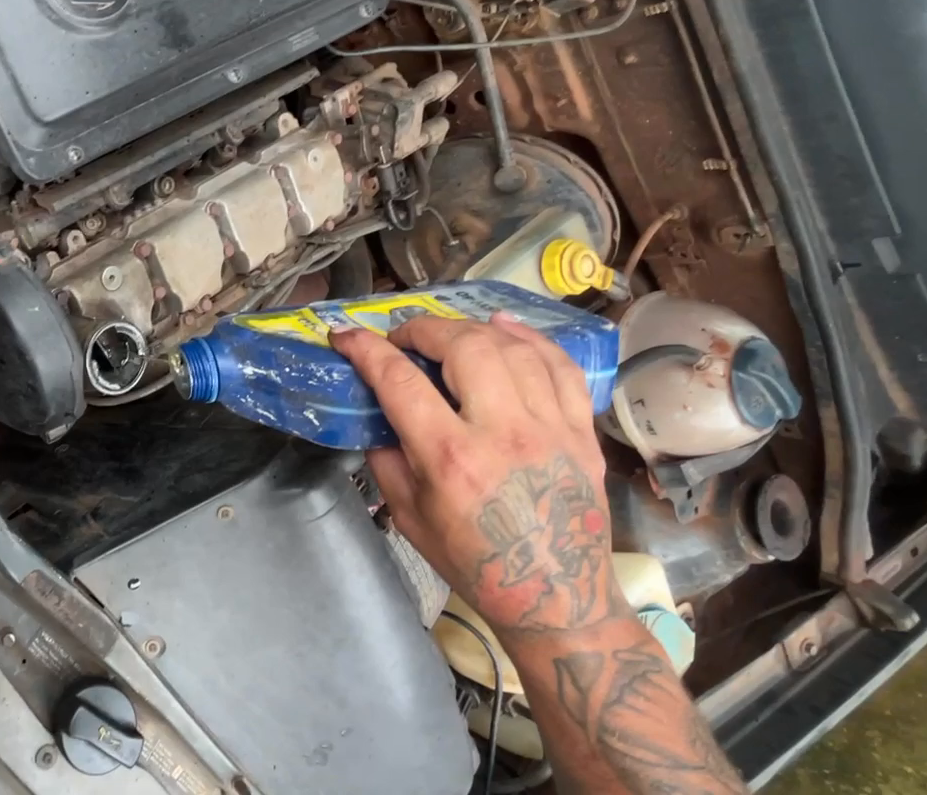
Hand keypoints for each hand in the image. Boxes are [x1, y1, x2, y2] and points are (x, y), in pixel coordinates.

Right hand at [332, 313, 619, 636]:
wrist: (556, 597)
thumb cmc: (471, 559)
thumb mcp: (407, 513)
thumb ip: (387, 455)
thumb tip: (379, 410)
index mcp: (451, 458)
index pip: (400, 381)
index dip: (366, 349)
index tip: (344, 335)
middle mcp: (504, 434)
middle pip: (464, 347)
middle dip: (421, 329)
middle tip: (399, 338)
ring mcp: (551, 429)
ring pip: (512, 348)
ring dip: (469, 329)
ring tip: (445, 333)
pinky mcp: (581, 433)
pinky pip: (560, 367)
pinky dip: (528, 339)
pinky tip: (502, 328)